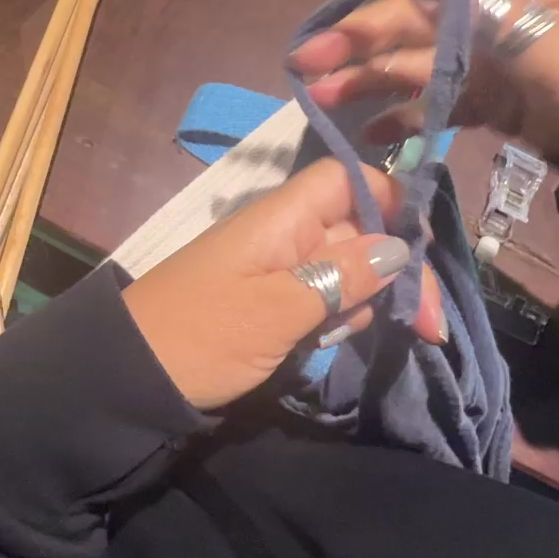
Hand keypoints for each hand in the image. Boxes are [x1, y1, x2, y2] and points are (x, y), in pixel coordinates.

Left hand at [122, 159, 444, 410]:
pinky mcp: (270, 297)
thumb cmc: (202, 335)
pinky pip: (320, 295)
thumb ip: (340, 277)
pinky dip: (334, 316)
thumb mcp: (277, 310)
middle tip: (428, 328)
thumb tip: (397, 249)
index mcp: (283, 216)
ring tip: (354, 336)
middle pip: (359, 229)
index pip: (348, 180)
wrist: (129, 377)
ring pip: (345, 266)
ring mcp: (277, 266)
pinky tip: (327, 342)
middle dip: (395, 271)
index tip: (421, 252)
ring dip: (365, 299)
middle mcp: (284, 231)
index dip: (391, 202)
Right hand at [289, 0, 558, 160]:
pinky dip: (408, 115)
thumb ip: (492, 16)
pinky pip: (441, 102)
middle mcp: (496, 12)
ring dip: (370, 77)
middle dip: (357, 34)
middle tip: (305, 62)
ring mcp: (496, 58)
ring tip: (323, 99)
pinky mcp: (500, 101)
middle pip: (412, 13)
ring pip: (418, 60)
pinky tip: (374, 132)